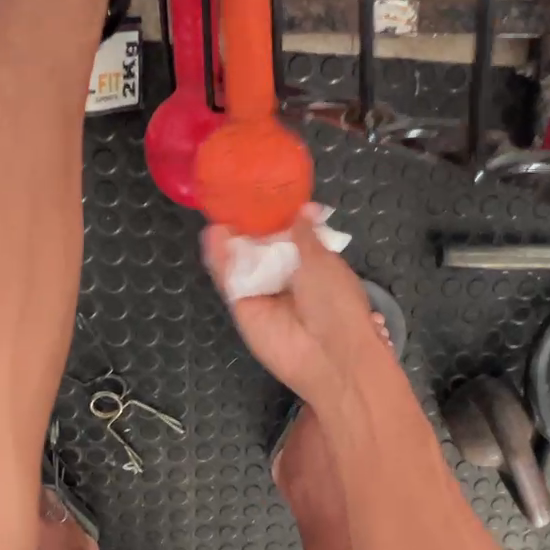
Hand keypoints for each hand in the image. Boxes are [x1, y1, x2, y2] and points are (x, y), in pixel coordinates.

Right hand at [201, 207, 388, 408]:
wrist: (327, 354)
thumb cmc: (336, 302)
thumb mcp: (324, 260)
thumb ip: (306, 234)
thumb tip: (305, 208)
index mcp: (314, 267)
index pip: (291, 239)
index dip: (278, 220)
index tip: (265, 196)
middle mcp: (288, 281)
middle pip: (263, 251)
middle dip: (252, 228)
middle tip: (237, 199)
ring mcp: (264, 295)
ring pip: (243, 264)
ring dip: (232, 240)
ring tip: (221, 212)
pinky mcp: (243, 308)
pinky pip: (230, 280)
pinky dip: (220, 258)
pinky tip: (213, 234)